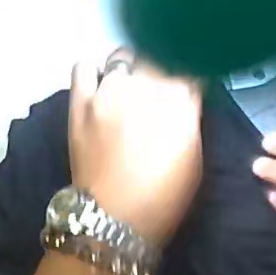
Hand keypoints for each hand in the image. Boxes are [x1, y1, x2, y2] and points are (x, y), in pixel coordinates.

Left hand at [68, 51, 203, 246]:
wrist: (115, 220)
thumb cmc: (166, 195)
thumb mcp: (194, 152)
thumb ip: (190, 113)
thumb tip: (187, 91)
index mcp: (180, 99)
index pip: (190, 62)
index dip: (192, 66)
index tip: (192, 74)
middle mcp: (145, 85)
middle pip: (159, 54)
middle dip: (165, 65)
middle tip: (163, 85)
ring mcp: (109, 90)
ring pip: (124, 57)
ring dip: (132, 68)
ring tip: (133, 85)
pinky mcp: (81, 101)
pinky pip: (84, 68)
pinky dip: (95, 71)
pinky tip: (102, 84)